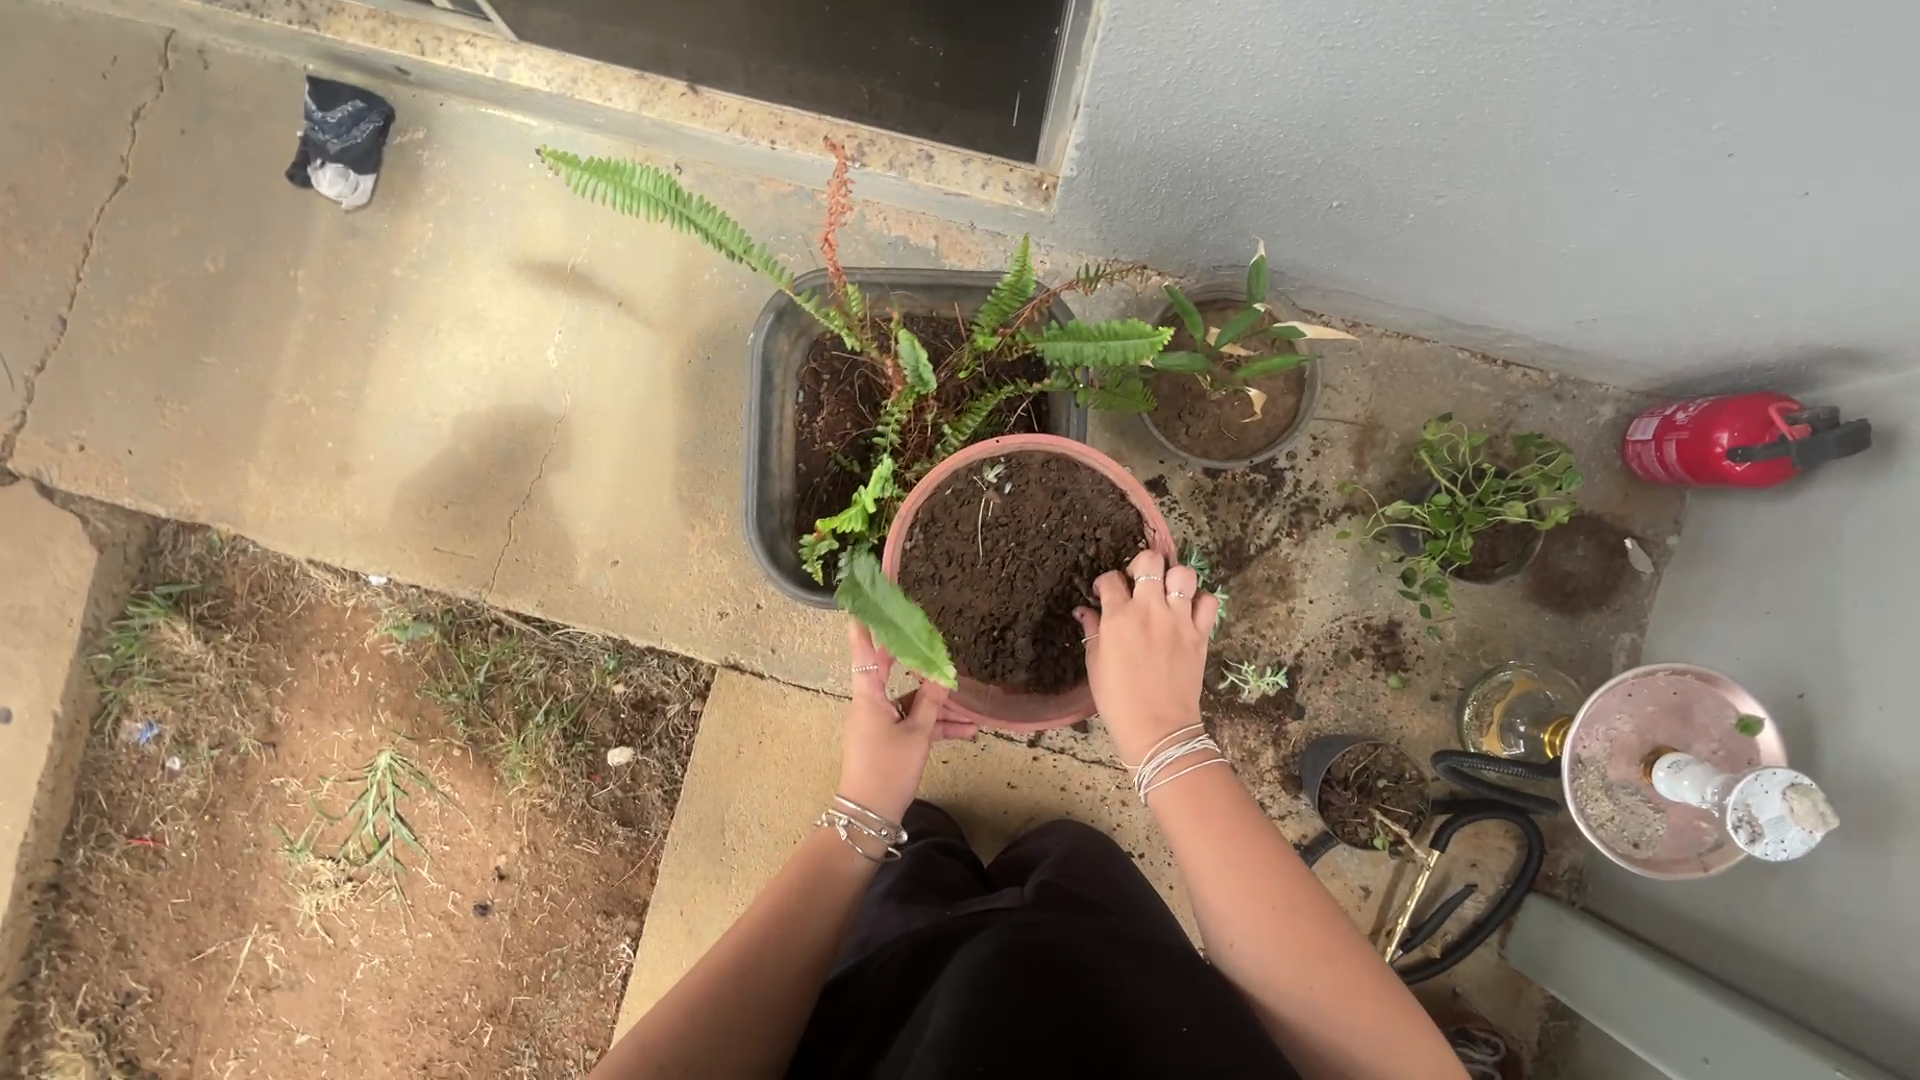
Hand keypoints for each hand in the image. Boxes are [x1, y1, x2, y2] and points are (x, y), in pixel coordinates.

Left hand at [837, 620, 975, 823]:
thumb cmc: (888, 769)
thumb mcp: (917, 735)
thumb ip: (931, 703)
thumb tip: (942, 674)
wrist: (870, 815)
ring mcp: (878, 723)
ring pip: (910, 704)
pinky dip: (935, 727)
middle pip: (890, 672)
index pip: (864, 653)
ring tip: (972, 714)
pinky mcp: (887, 742)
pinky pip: (912, 725)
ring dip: (939, 708)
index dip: (864, 627)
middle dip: (913, 659)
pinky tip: (967, 732)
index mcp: (868, 696)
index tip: (861, 603)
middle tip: (923, 633)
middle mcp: (870, 704)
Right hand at [1073, 549, 1219, 763]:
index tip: (1104, 593)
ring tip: (1166, 592)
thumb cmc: (1118, 699)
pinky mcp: (1200, 633)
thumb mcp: (1095, 664)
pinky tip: (1188, 610)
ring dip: (1173, 577)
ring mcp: (1178, 619)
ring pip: (1183, 573)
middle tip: (1138, 582)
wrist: (1157, 727)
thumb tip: (1085, 610)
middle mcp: (1149, 610)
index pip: (1110, 579)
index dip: (1104, 582)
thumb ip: (1092, 631)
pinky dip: (1200, 601)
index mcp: (1118, 617)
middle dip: (1141, 564)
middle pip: (1149, 561)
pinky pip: (1208, 601)